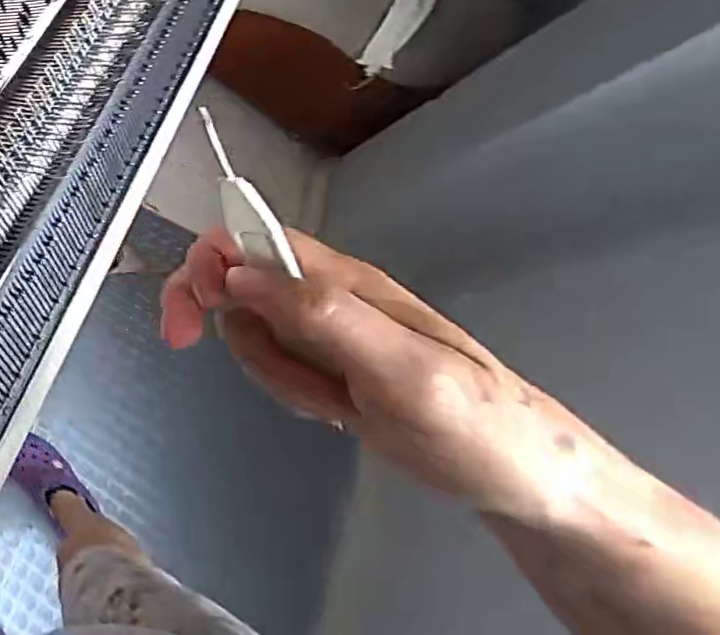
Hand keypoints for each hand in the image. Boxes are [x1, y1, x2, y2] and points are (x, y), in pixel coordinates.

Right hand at [161, 229, 608, 522]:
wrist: (530, 482)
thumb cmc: (481, 425)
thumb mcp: (404, 370)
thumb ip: (319, 314)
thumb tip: (239, 274)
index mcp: (338, 278)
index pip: (248, 238)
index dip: (208, 261)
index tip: (197, 306)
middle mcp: (322, 292)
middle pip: (233, 283)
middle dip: (223, 322)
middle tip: (190, 344)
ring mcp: (321, 328)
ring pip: (247, 328)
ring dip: (266, 368)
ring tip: (325, 402)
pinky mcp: (322, 361)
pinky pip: (269, 360)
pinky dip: (280, 385)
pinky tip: (326, 408)